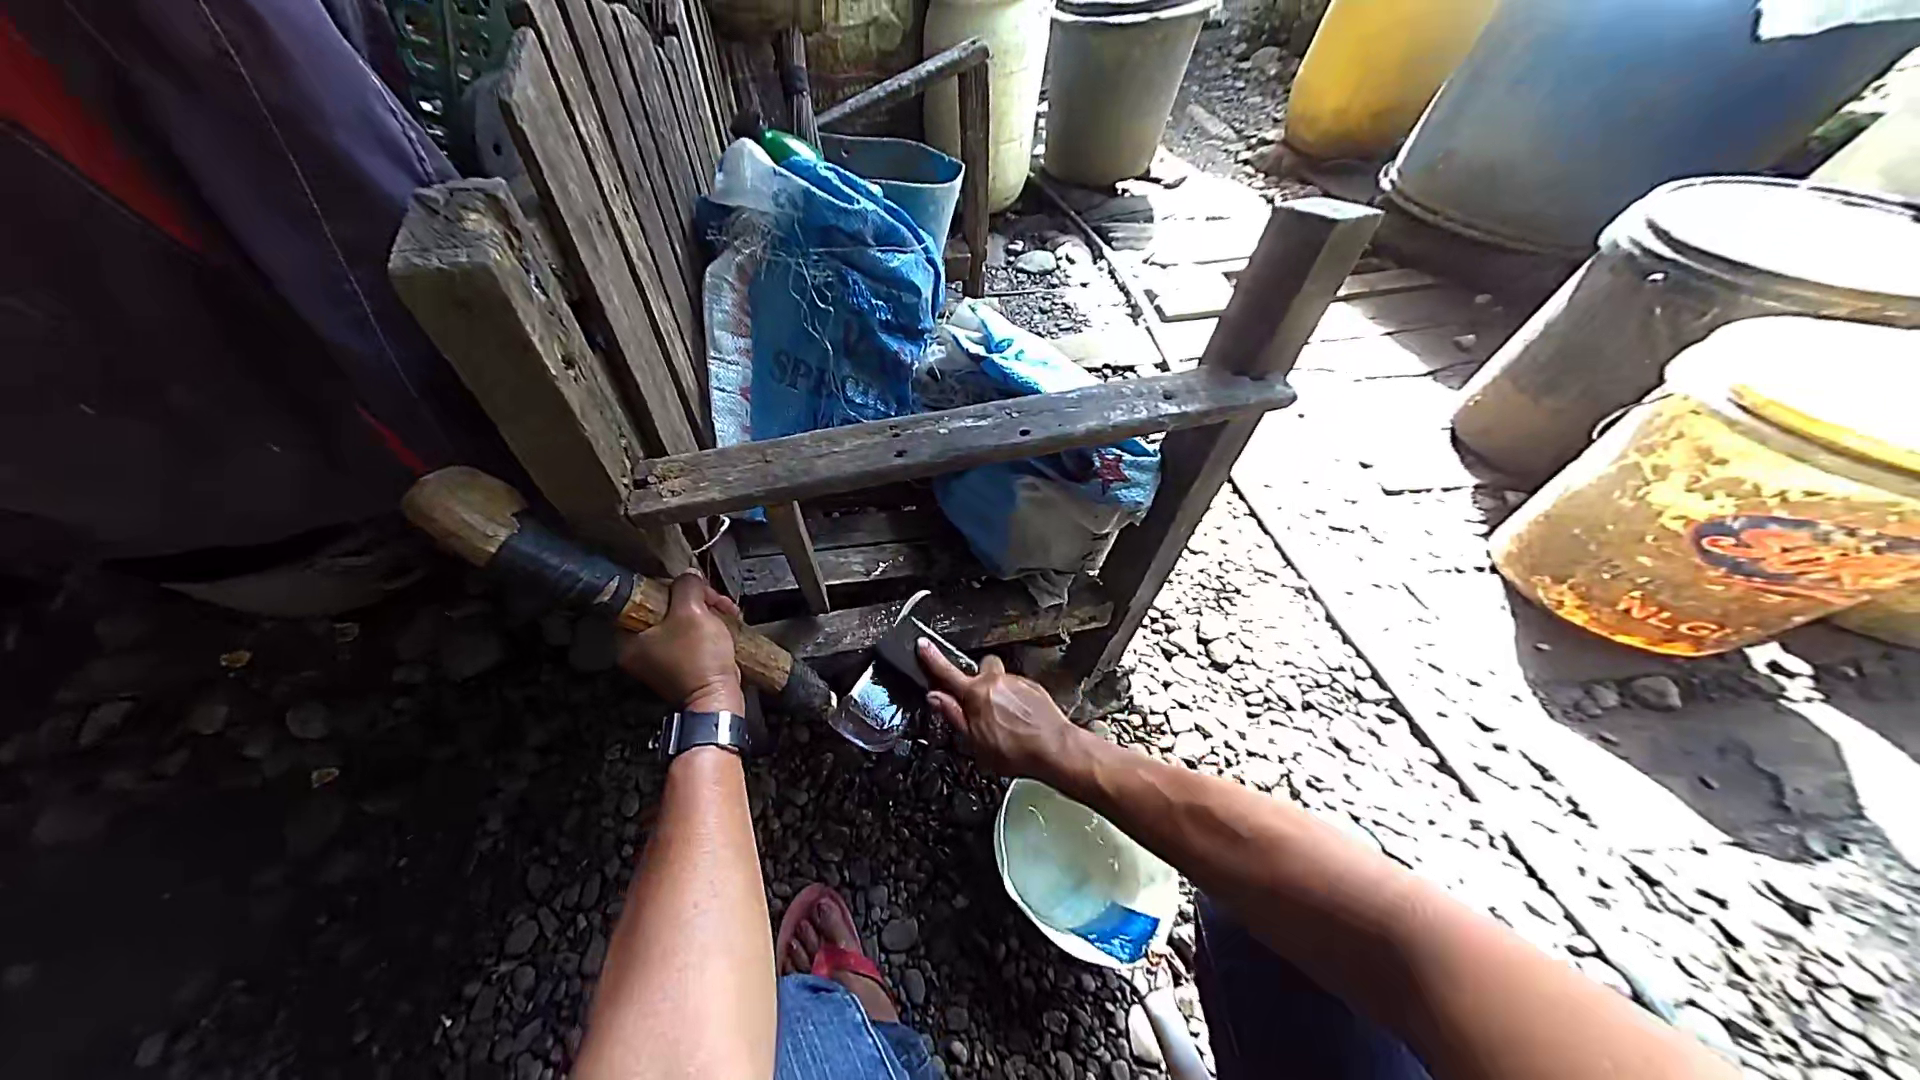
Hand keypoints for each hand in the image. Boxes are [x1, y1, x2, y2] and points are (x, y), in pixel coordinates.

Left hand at [618, 573, 745, 712]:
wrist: (718, 698)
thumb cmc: (699, 657)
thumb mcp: (693, 612)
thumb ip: (688, 587)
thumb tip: (689, 576)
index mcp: (629, 637)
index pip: (646, 596)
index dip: (675, 587)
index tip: (697, 589)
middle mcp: (637, 649)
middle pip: (667, 608)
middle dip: (698, 601)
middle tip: (718, 602)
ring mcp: (659, 659)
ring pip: (682, 621)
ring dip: (707, 612)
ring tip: (728, 613)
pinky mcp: (679, 665)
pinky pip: (690, 636)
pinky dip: (707, 628)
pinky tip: (726, 624)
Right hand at [918, 641, 1081, 779]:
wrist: (1055, 749)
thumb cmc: (1016, 750)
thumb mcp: (974, 741)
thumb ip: (953, 715)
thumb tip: (935, 698)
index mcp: (976, 694)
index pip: (946, 672)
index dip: (931, 658)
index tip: (923, 645)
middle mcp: (996, 681)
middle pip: (979, 670)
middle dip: (977, 683)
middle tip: (979, 706)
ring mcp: (1016, 681)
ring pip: (999, 680)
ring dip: (998, 695)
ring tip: (1005, 723)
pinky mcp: (1033, 686)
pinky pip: (1016, 688)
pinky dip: (1014, 701)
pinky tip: (1019, 722)